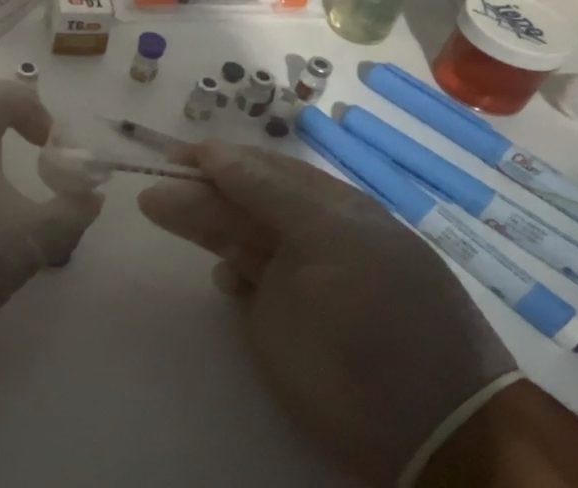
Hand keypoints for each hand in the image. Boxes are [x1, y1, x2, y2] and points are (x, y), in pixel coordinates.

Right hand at [139, 141, 518, 485]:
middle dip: (200, 191)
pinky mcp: (278, 322)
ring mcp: (295, 280)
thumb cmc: (377, 317)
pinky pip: (242, 282)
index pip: (266, 169)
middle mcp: (310, 236)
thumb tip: (214, 151)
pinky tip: (221, 278)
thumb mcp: (331, 238)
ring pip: (237, 237)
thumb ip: (270, 192)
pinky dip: (227, 272)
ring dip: (199, 222)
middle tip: (154, 190)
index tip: (178, 158)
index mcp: (333, 209)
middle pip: (244, 201)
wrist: (424, 426)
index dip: (222, 159)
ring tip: (156, 210)